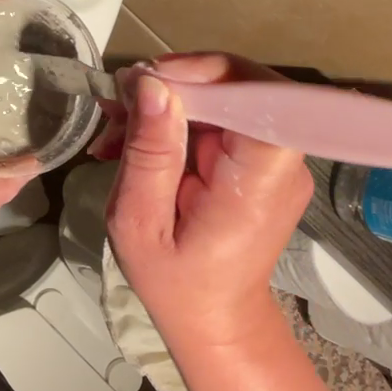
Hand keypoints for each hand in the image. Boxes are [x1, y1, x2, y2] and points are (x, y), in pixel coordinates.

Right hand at [99, 53, 314, 349]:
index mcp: (258, 177)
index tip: (147, 80)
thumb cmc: (174, 281)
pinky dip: (169, 123)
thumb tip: (152, 84)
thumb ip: (150, 151)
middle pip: (235, 89)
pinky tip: (129, 142)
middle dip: (169, 87)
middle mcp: (279, 160)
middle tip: (112, 105)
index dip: (208, 72)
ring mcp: (270, 159)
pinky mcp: (254, 161)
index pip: (262, 94)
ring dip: (161, 106)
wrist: (213, 318)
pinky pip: (214, 121)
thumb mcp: (140, 219)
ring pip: (218, 100)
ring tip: (112, 131)